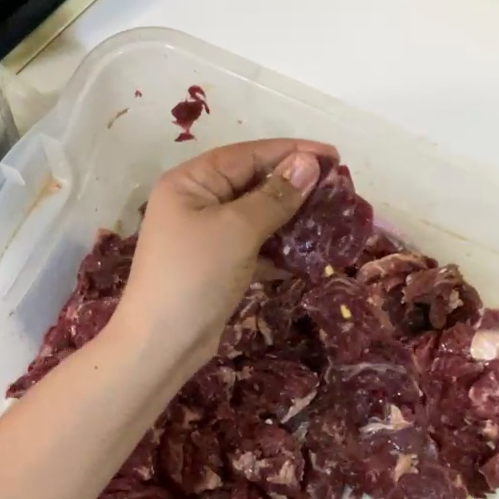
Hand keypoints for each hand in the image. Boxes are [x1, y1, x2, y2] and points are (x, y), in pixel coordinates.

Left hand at [110, 139, 334, 367]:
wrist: (161, 345)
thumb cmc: (194, 277)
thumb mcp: (237, 230)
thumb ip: (275, 196)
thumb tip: (309, 163)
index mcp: (190, 183)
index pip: (247, 156)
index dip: (291, 153)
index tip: (334, 156)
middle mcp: (194, 204)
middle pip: (251, 184)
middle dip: (293, 187)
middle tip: (338, 190)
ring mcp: (204, 239)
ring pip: (255, 219)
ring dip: (290, 221)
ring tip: (329, 220)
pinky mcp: (216, 269)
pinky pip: (253, 249)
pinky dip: (277, 251)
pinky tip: (307, 256)